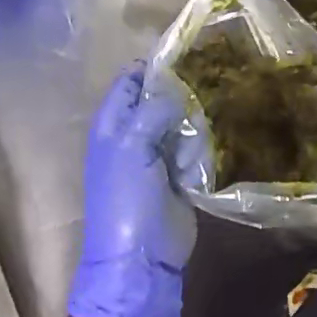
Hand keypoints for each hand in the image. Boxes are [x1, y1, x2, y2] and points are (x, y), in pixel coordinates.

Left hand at [67, 63, 197, 316]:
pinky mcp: (180, 175)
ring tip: (191, 151)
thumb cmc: (127, 199)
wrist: (142, 258)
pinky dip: (200, 153)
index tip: (189, 58)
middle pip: (163, 100)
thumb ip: (152, 110)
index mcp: (113, 124)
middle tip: (203, 99)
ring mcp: (158, 156)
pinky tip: (199, 165)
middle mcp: (134, 135)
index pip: (132, 81)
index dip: (155, 68)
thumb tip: (175, 86)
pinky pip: (195, 150)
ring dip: (194, 131)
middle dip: (183, 99)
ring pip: (184, 124)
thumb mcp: (132, 146)